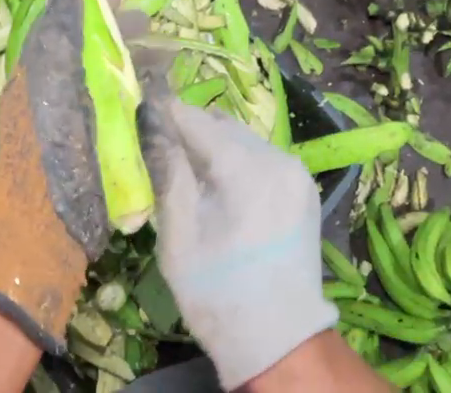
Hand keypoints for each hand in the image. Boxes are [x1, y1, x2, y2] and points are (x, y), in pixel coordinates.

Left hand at [0, 0, 139, 352]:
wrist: (49, 225)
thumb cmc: (48, 145)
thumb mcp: (53, 78)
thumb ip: (61, 31)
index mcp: (40, 73)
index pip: (65, 25)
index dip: (90, 5)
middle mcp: (58, 92)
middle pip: (92, 50)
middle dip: (120, 32)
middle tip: (148, 22)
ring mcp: (80, 123)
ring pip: (111, 79)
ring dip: (136, 62)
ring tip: (163, 55)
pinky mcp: (101, 149)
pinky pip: (125, 112)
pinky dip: (144, 97)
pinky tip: (164, 93)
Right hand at [140, 96, 337, 388]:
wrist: (280, 341)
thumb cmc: (219, 293)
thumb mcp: (178, 238)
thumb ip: (169, 176)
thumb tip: (159, 132)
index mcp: (247, 170)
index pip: (199, 122)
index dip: (170, 115)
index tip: (146, 109)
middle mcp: (278, 159)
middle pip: (225, 127)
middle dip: (193, 131)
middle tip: (163, 145)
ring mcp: (296, 173)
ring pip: (245, 140)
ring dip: (217, 146)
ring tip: (191, 169)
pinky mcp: (303, 189)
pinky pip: (264, 158)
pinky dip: (239, 162)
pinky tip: (222, 186)